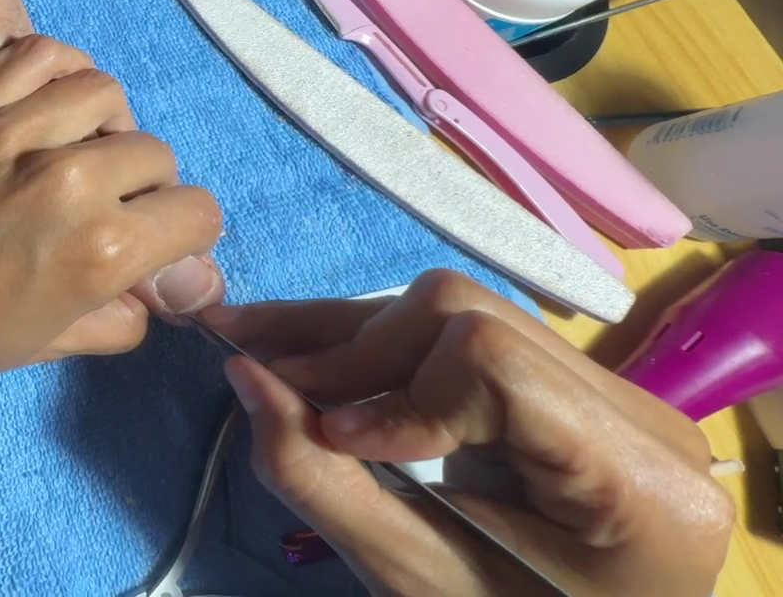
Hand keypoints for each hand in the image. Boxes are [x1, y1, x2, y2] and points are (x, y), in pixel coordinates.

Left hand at [0, 34, 225, 405]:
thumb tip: (165, 288)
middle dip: (147, 187)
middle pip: (156, 154)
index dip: (184, 236)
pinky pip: (37, 54)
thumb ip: (121, 315)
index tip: (156, 243)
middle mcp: (66, 181)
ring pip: (104, 94)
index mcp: (97, 252)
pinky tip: (47, 99)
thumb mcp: (44, 344)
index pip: (196, 213)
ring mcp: (9, 131)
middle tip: (109, 206)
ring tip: (78, 147)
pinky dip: (59, 69)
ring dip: (107, 124)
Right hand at [206, 270, 734, 596]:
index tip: (337, 437)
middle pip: (457, 311)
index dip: (395, 390)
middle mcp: (635, 410)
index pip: (488, 359)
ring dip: (344, 336)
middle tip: (275, 380)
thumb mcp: (407, 575)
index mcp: (636, 479)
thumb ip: (316, 477)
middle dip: (354, 347)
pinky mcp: (554, 377)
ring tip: (267, 353)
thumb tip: (240, 368)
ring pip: (440, 306)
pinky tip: (306, 353)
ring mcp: (600, 385)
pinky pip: (443, 329)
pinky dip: (366, 343)